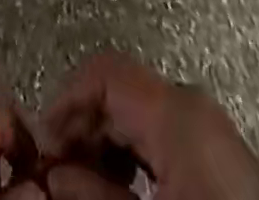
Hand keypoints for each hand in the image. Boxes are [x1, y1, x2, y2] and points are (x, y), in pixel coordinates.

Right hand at [41, 53, 258, 199]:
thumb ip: (95, 191)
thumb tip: (58, 174)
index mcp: (175, 109)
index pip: (102, 71)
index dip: (65, 100)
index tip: (44, 139)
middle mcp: (191, 104)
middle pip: (116, 88)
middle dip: (80, 124)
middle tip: (57, 168)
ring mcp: (206, 124)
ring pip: (135, 109)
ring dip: (102, 139)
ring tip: (83, 182)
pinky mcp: (214, 148)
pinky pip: (157, 130)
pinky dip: (130, 150)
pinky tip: (121, 186)